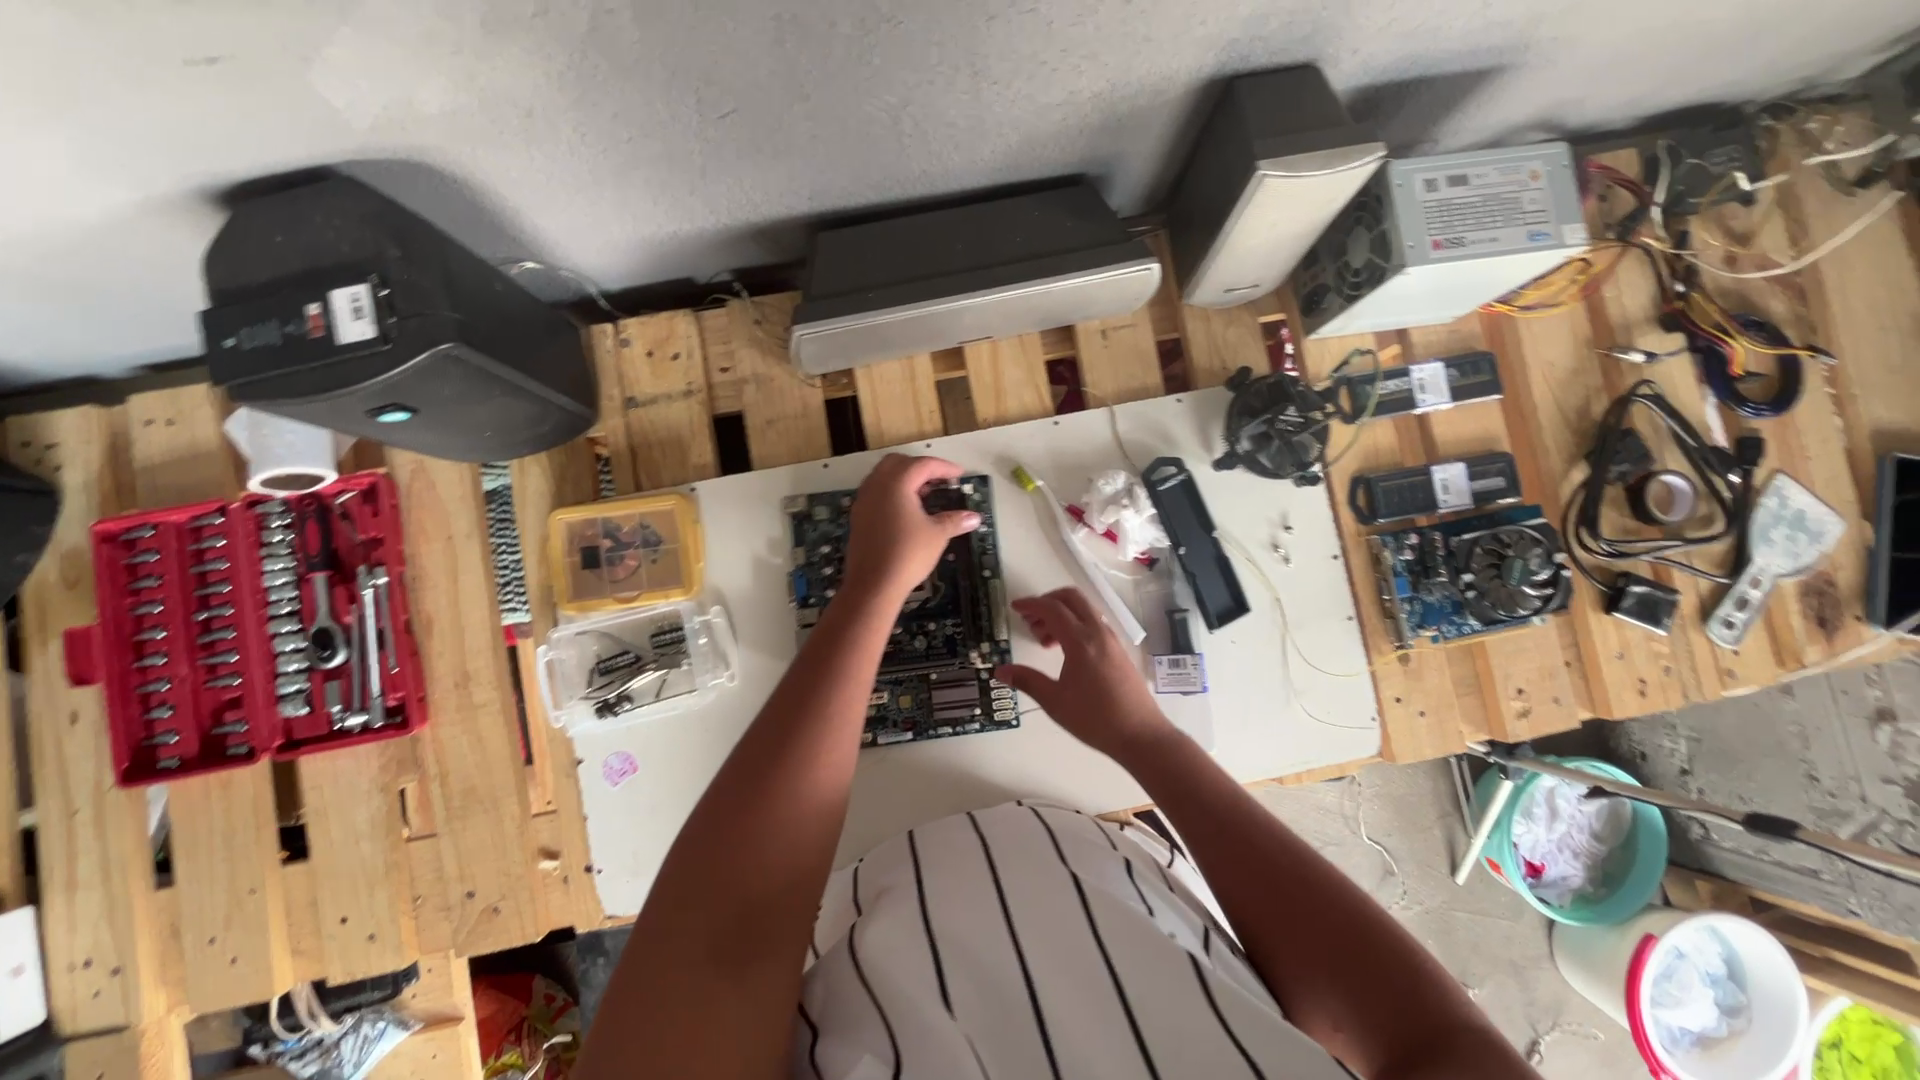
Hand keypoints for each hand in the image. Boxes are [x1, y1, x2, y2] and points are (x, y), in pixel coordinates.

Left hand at [842, 454, 980, 601]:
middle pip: (898, 463)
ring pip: (883, 476)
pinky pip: (876, 493)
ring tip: (924, 495)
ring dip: (904, 479)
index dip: (944, 467)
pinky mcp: (858, 517)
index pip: (922, 465)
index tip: (960, 475)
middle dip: (920, 467)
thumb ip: (954, 521)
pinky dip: (892, 492)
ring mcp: (863, 501)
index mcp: (896, 483)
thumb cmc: (908, 554)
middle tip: (939, 480)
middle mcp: (876, 485)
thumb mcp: (936, 535)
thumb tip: (975, 517)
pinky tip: (906, 511)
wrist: (873, 584)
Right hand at [995, 588, 1180, 766]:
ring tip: (1044, 641)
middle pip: (1072, 598)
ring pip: (1084, 611)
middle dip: (1048, 601)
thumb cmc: (1095, 719)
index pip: (1052, 608)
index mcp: (1081, 641)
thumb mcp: (1054, 702)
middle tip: (1030, 620)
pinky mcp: (1119, 651)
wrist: (1141, 734)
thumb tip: (1000, 671)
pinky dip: (1076, 626)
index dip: (1031, 604)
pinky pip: (1094, 625)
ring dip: (1062, 615)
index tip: (1015, 608)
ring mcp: (1112, 641)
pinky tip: (1066, 652)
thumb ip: (1027, 681)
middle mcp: (1098, 633)